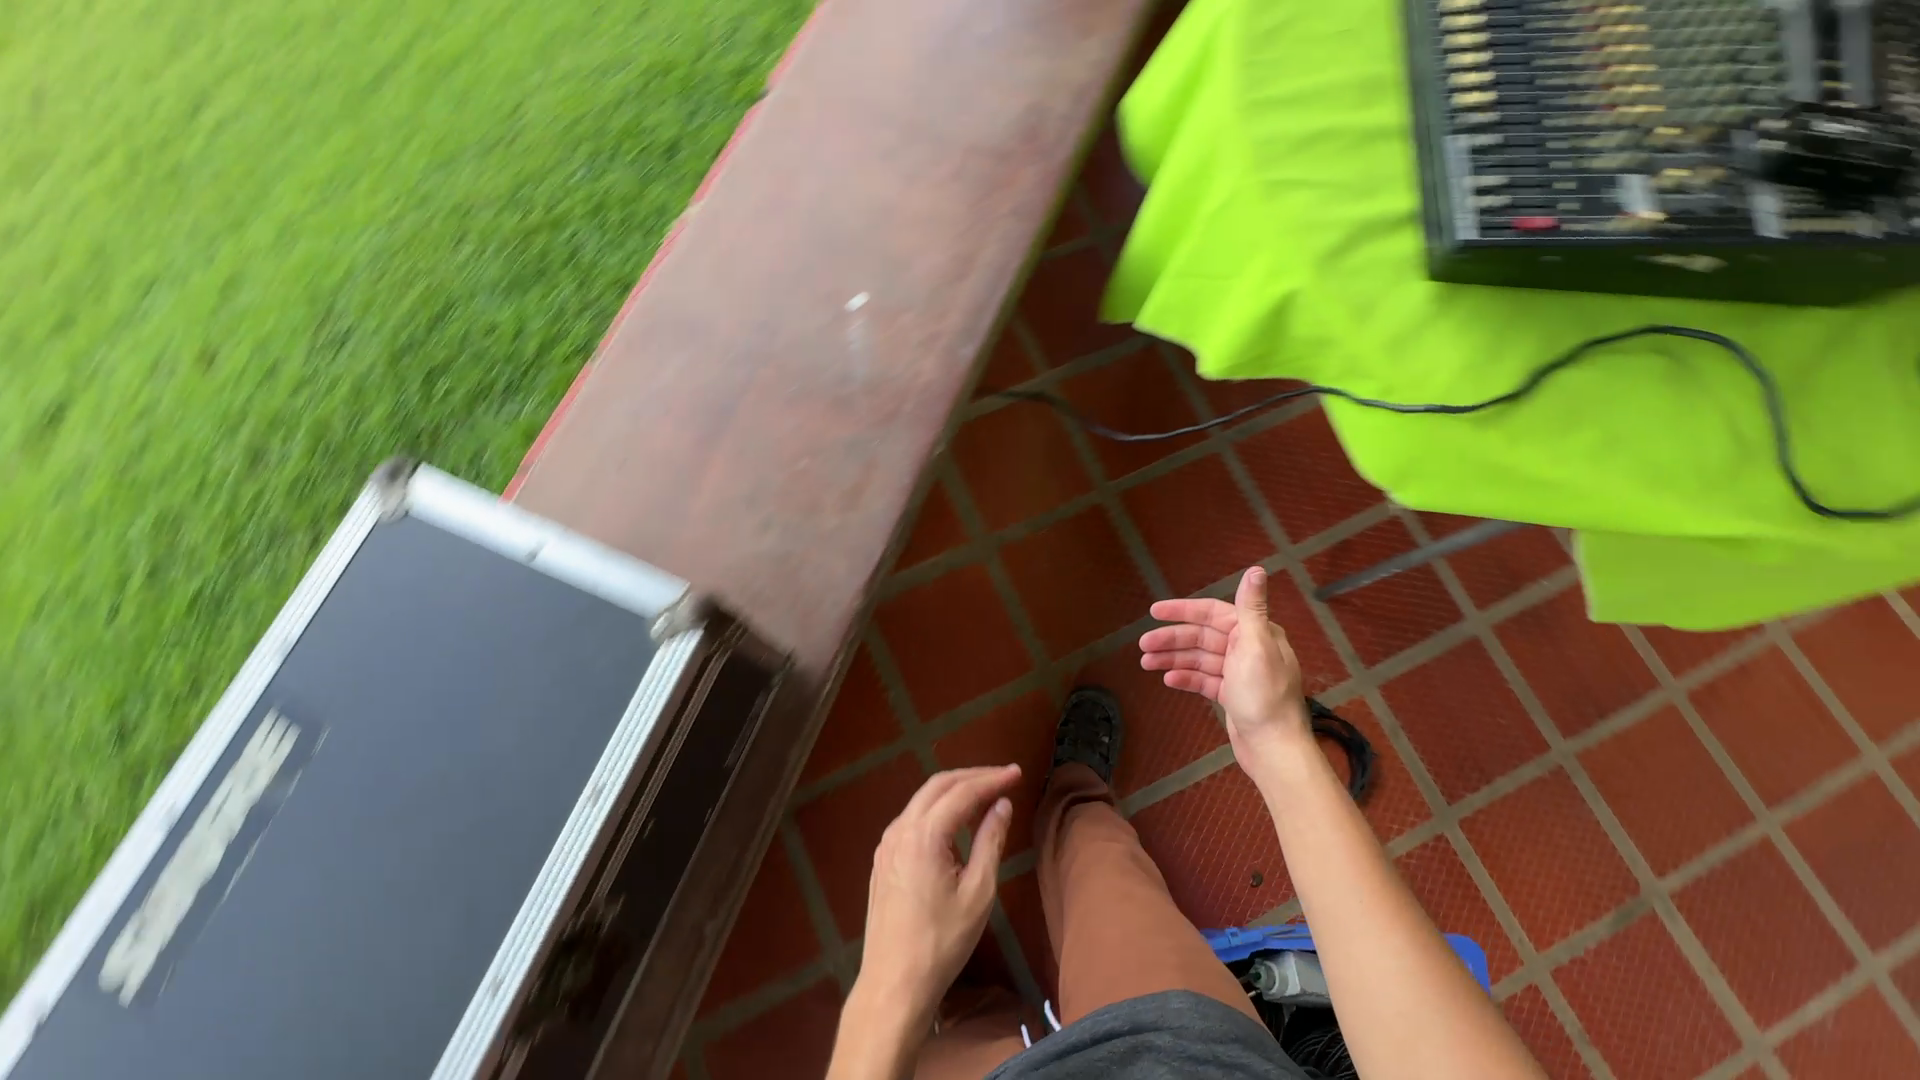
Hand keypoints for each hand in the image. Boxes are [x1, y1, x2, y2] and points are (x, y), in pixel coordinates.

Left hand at [853, 765, 1019, 1029]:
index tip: (1017, 773)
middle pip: (938, 785)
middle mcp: (900, 830)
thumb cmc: (942, 941)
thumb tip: (1002, 806)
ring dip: (954, 791)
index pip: (962, 792)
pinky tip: (955, 822)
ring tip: (985, 795)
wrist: (895, 982)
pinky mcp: (882, 859)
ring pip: (922, 800)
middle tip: (1004, 777)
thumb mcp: (978, 892)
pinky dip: (937, 810)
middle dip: (972, 776)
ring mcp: (886, 844)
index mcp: (923, 835)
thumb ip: (991, 841)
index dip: (992, 779)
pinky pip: (912, 819)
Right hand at [1139, 566, 1309, 761]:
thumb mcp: (1256, 646)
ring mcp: (1240, 673)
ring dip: (1173, 659)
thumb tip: (1257, 570)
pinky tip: (1168, 680)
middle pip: (1202, 637)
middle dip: (1172, 639)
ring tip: (1146, 663)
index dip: (1183, 611)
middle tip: (1143, 645)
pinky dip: (1186, 678)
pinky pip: (1204, 680)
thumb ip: (1252, 607)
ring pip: (1200, 658)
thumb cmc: (1264, 695)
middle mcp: (1248, 648)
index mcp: (1256, 633)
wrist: (1274, 746)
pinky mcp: (1232, 695)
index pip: (1213, 613)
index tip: (1155, 611)